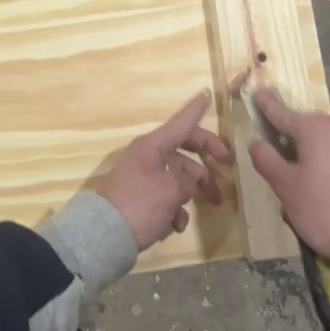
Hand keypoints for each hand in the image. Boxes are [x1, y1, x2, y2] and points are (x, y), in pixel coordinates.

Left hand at [95, 91, 233, 251]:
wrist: (103, 237)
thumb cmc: (140, 205)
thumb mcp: (171, 190)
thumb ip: (188, 181)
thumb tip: (189, 182)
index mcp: (153, 146)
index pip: (181, 123)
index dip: (196, 110)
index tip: (207, 93)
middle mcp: (147, 156)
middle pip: (183, 152)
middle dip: (204, 164)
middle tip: (226, 170)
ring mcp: (142, 177)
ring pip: (176, 178)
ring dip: (189, 194)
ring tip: (197, 211)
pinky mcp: (139, 198)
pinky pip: (164, 197)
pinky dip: (174, 210)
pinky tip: (175, 226)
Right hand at [249, 89, 329, 293]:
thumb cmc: (327, 210)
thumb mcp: (286, 187)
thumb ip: (266, 160)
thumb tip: (256, 142)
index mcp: (315, 128)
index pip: (282, 112)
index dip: (267, 105)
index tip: (258, 91)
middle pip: (305, 128)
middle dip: (288, 136)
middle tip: (272, 153)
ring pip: (324, 145)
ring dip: (308, 156)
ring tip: (298, 182)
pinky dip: (327, 168)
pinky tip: (325, 194)